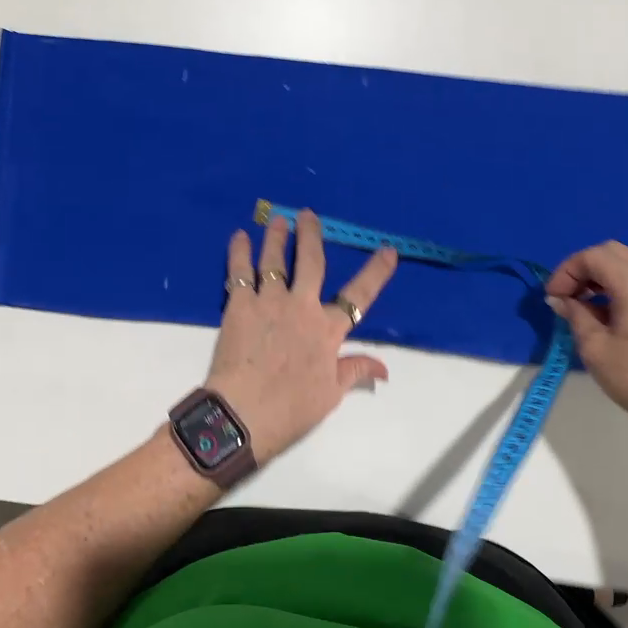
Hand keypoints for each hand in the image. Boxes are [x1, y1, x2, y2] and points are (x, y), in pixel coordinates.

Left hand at [204, 210, 398, 460]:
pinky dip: (239, 252)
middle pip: (310, 263)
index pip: (358, 296)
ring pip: (274, 260)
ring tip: (277, 219)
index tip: (388, 251)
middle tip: (309, 215)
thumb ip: (354, 371)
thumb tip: (384, 368)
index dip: (375, 272)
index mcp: (327, 330)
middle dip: (311, 236)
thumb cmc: (290, 409)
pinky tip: (239, 237)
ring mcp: (269, 302)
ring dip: (276, 237)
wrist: (243, 413)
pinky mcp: (239, 305)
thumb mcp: (330, 394)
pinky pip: (240, 271)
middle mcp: (301, 307)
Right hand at [544, 242, 627, 463]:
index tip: (554, 297)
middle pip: (616, 253)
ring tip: (592, 311)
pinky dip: (627, 289)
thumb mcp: (596, 349)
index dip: (567, 271)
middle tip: (569, 298)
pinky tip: (619, 320)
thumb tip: (562, 300)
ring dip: (607, 279)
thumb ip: (576, 316)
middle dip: (586, 270)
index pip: (594, 256)